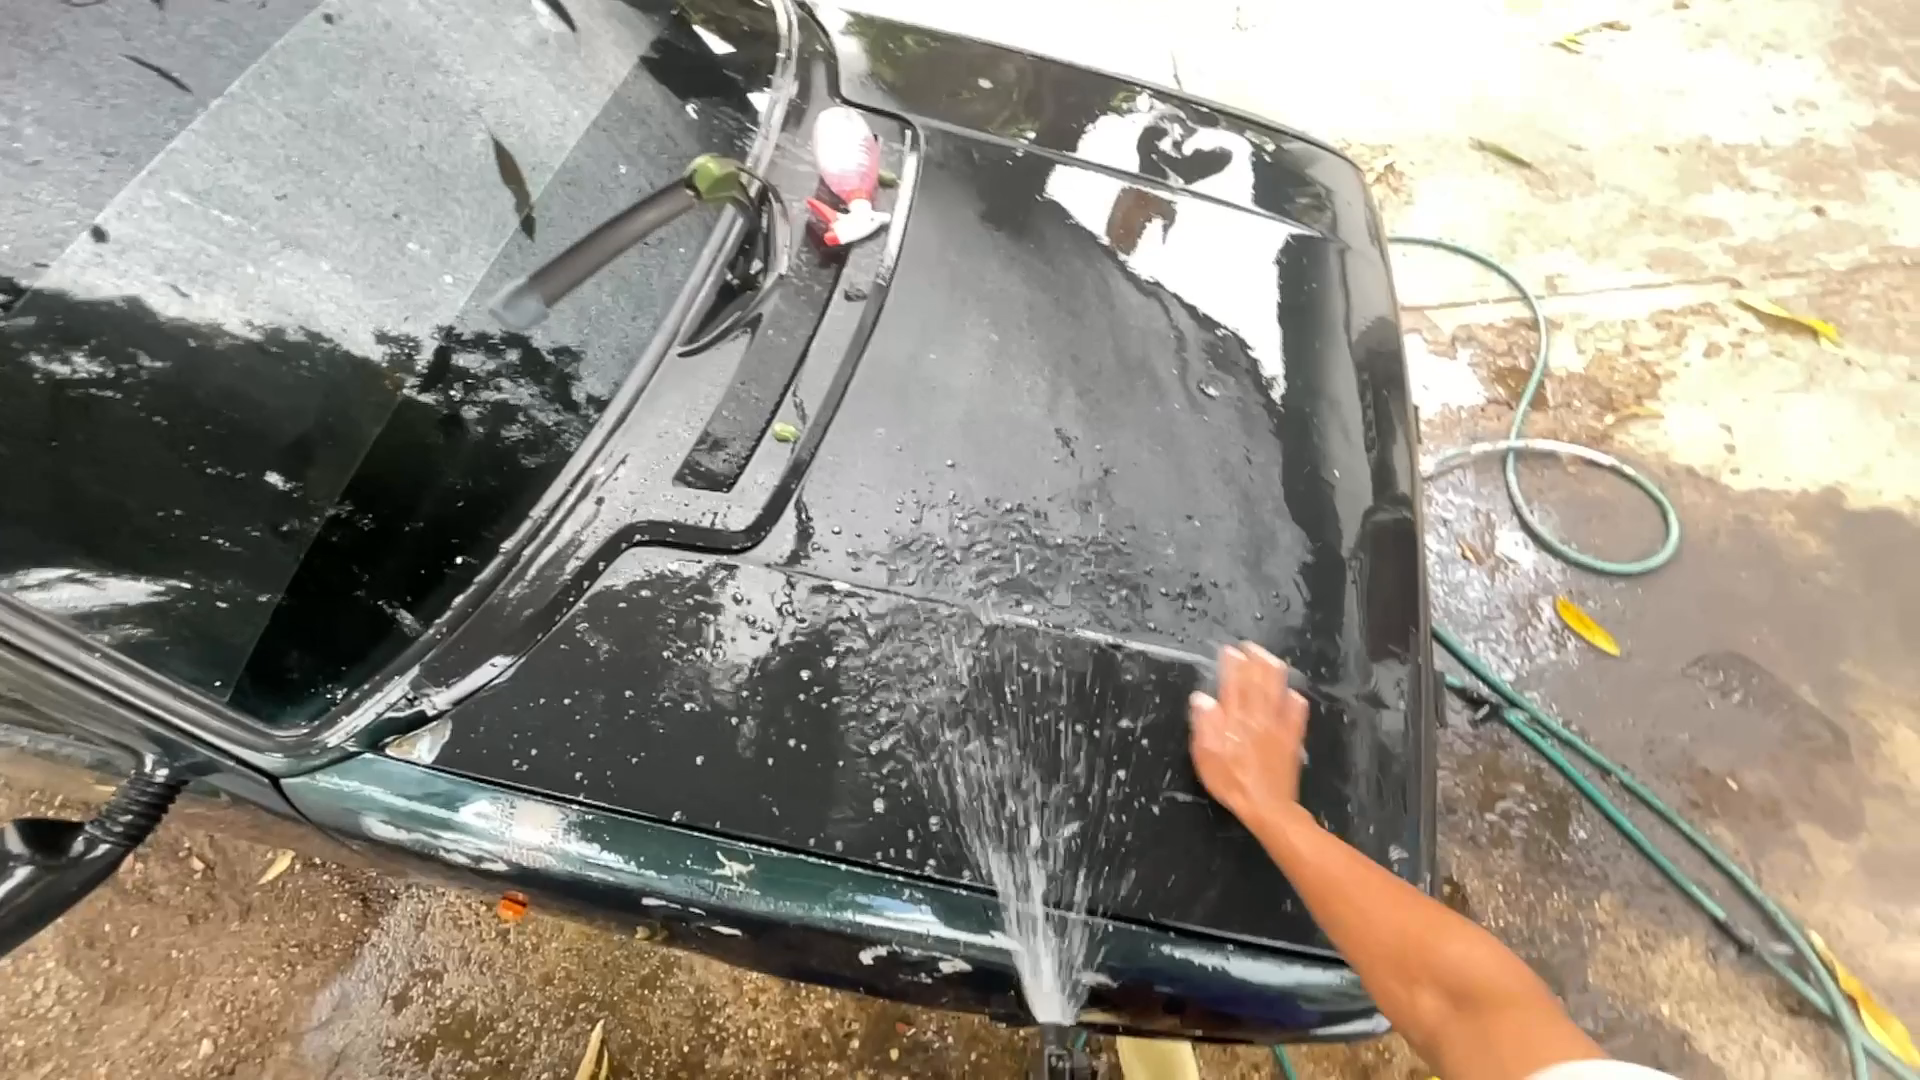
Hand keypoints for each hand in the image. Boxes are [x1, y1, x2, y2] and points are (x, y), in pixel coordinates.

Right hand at [1189, 643, 1308, 827]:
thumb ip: (1205, 724)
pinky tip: (1293, 692)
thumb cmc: (1230, 781)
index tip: (1230, 650)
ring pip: (1278, 692)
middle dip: (1254, 661)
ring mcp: (1278, 727)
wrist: (1266, 807)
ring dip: (1274, 673)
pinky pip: (1297, 714)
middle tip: (1250, 646)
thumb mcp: (1206, 755)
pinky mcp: (1292, 739)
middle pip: (1258, 682)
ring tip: (1270, 658)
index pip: (1233, 684)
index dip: (1232, 665)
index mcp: (1234, 720)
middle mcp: (1257, 717)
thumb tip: (1202, 697)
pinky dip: (1295, 699)